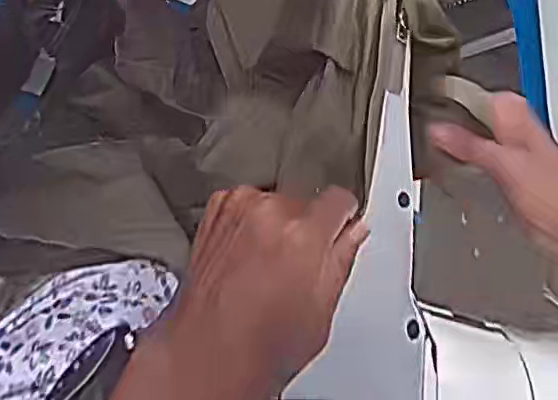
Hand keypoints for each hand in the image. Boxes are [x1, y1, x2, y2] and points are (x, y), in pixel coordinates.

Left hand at [116, 187, 368, 399]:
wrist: (203, 358)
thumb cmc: (256, 349)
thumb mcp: (320, 313)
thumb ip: (342, 260)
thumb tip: (354, 231)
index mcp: (304, 235)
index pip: (339, 198)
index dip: (343, 218)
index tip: (340, 227)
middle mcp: (271, 212)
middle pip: (307, 201)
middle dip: (307, 227)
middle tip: (295, 265)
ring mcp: (240, 208)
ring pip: (277, 200)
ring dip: (276, 222)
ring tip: (265, 264)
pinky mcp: (218, 208)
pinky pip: (247, 202)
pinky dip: (248, 221)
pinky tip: (245, 254)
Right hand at [428, 90, 557, 260]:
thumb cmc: (556, 198)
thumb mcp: (503, 165)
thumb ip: (469, 145)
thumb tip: (439, 129)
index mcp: (518, 114)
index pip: (478, 95)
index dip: (453, 100)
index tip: (430, 107)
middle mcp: (519, 131)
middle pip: (477, 119)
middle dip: (454, 127)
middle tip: (431, 136)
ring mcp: (517, 155)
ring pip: (479, 142)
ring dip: (461, 150)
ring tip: (440, 158)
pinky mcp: (514, 179)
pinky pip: (484, 165)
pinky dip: (471, 169)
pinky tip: (461, 178)